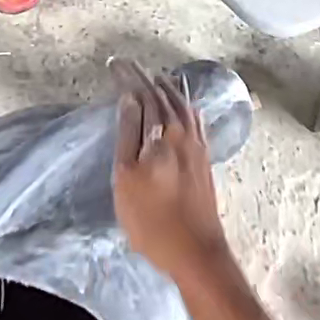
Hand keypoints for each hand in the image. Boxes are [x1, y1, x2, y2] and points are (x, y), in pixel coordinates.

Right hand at [111, 60, 230, 281]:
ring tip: (158, 77)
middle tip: (130, 66)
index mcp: (163, 133)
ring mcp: (198, 147)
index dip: (129, 78)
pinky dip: (187, 106)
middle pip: (165, 96)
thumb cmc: (152, 218)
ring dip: (169, 89)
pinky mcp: (205, 161)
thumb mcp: (127, 176)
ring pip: (184, 106)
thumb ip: (128, 134)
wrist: (197, 255)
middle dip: (147, 78)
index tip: (114, 64)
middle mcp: (184, 133)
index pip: (145, 94)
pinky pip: (196, 121)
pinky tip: (186, 108)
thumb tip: (129, 99)